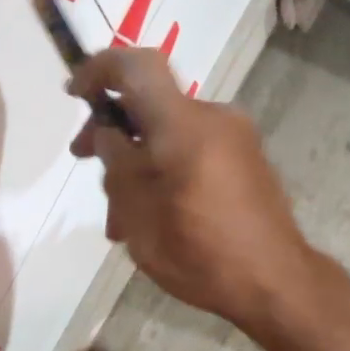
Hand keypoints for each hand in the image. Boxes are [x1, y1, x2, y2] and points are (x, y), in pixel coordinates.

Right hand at [69, 49, 319, 327]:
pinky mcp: (245, 159)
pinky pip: (192, 152)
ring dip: (137, 165)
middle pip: (150, 105)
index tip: (74, 94)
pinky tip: (153, 218)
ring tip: (121, 221)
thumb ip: (118, 168)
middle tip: (84, 160)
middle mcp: (213, 119)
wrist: (275, 282)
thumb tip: (108, 134)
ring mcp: (234, 138)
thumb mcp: (140, 218)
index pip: (136, 67)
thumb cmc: (201, 255)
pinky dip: (165, 172)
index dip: (99, 70)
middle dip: (112, 132)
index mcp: (184, 127)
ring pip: (168, 137)